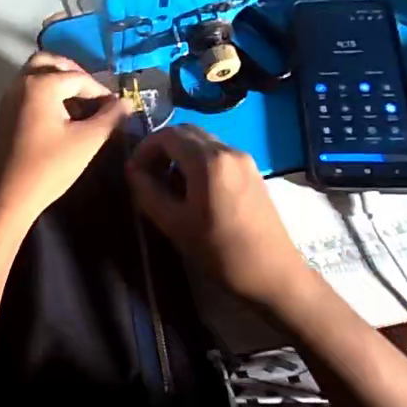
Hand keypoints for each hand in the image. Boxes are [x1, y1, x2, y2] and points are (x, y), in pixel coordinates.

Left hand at [0, 52, 131, 225]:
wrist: (7, 198)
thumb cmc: (49, 167)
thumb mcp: (87, 141)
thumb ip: (111, 117)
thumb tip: (126, 103)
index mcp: (41, 84)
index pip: (79, 77)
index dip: (101, 91)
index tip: (117, 108)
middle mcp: (21, 83)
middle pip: (51, 62)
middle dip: (76, 73)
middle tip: (95, 94)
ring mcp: (9, 98)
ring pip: (37, 75)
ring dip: (60, 82)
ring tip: (82, 106)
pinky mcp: (5, 114)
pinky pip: (28, 89)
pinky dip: (47, 92)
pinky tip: (63, 117)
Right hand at [125, 125, 318, 308]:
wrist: (273, 274)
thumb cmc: (220, 252)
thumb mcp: (175, 225)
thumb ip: (148, 192)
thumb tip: (132, 171)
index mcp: (209, 160)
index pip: (168, 135)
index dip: (145, 148)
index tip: (133, 172)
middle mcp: (229, 150)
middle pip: (187, 132)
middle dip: (162, 149)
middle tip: (148, 176)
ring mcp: (245, 159)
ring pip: (203, 142)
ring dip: (180, 155)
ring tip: (168, 186)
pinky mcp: (253, 172)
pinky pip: (218, 155)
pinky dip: (199, 162)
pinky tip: (193, 192)